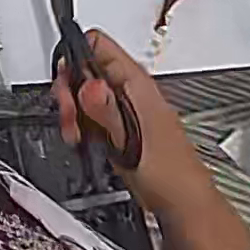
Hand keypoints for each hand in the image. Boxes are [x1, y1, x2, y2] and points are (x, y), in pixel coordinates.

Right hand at [53, 29, 249, 249]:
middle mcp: (129, 88)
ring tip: (76, 133)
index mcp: (135, 81)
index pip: (96, 44)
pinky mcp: (118, 123)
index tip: (66, 84)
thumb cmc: (170, 174)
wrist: (183, 206)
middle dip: (69, 91)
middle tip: (69, 115)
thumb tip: (87, 84)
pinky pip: (89, 112)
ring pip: (83, 92)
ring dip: (72, 112)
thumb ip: (105, 110)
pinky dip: (79, 125)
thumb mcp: (131, 140)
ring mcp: (123, 105)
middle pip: (84, 68)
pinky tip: (82, 139)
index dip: (74, 57)